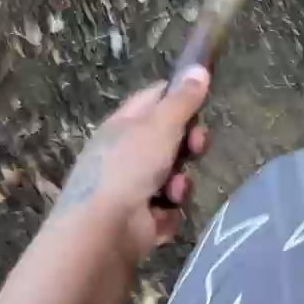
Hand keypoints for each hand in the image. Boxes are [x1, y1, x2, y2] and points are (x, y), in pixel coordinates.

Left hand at [47, 66, 211, 263]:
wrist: (101, 236)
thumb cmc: (128, 169)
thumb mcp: (161, 124)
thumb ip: (183, 98)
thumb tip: (199, 68)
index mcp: (123, 125)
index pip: (155, 98)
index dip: (180, 96)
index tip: (202, 101)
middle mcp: (125, 154)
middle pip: (170, 137)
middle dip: (190, 143)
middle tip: (197, 147)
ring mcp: (130, 188)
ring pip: (173, 174)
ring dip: (180, 182)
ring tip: (173, 192)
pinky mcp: (138, 220)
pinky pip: (167, 207)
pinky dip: (168, 211)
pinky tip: (161, 215)